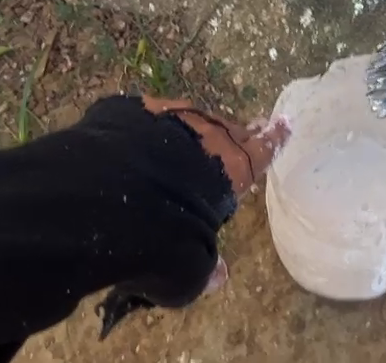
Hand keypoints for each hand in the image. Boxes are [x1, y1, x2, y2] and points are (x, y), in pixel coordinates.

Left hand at [142, 99, 288, 295]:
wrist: (100, 200)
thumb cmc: (160, 239)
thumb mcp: (188, 271)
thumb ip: (206, 267)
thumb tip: (218, 275)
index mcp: (233, 167)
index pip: (263, 150)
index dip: (274, 139)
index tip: (284, 123)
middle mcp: (208, 134)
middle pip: (228, 131)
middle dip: (235, 135)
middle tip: (243, 131)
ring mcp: (169, 116)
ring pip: (188, 122)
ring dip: (189, 134)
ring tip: (182, 146)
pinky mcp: (131, 111)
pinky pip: (147, 119)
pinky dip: (146, 131)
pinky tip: (134, 144)